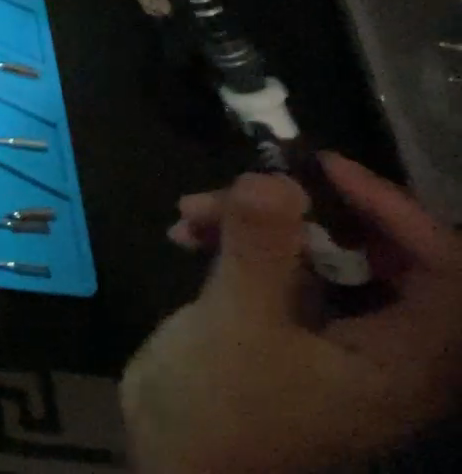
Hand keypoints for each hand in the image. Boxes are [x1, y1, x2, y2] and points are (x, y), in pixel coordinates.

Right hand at [120, 156, 461, 473]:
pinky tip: (186, 233)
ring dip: (257, 222)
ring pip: (318, 255)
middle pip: (377, 253)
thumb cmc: (224, 402)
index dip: (394, 210)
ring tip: (190, 212)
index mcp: (409, 356)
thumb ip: (259, 248)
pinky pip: (278, 269)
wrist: (176, 457)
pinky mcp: (282, 328)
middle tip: (239, 185)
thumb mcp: (235, 321)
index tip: (321, 166)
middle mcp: (387, 343)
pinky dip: (236, 242)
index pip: (445, 269)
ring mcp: (332, 335)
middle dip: (306, 210)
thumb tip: (274, 175)